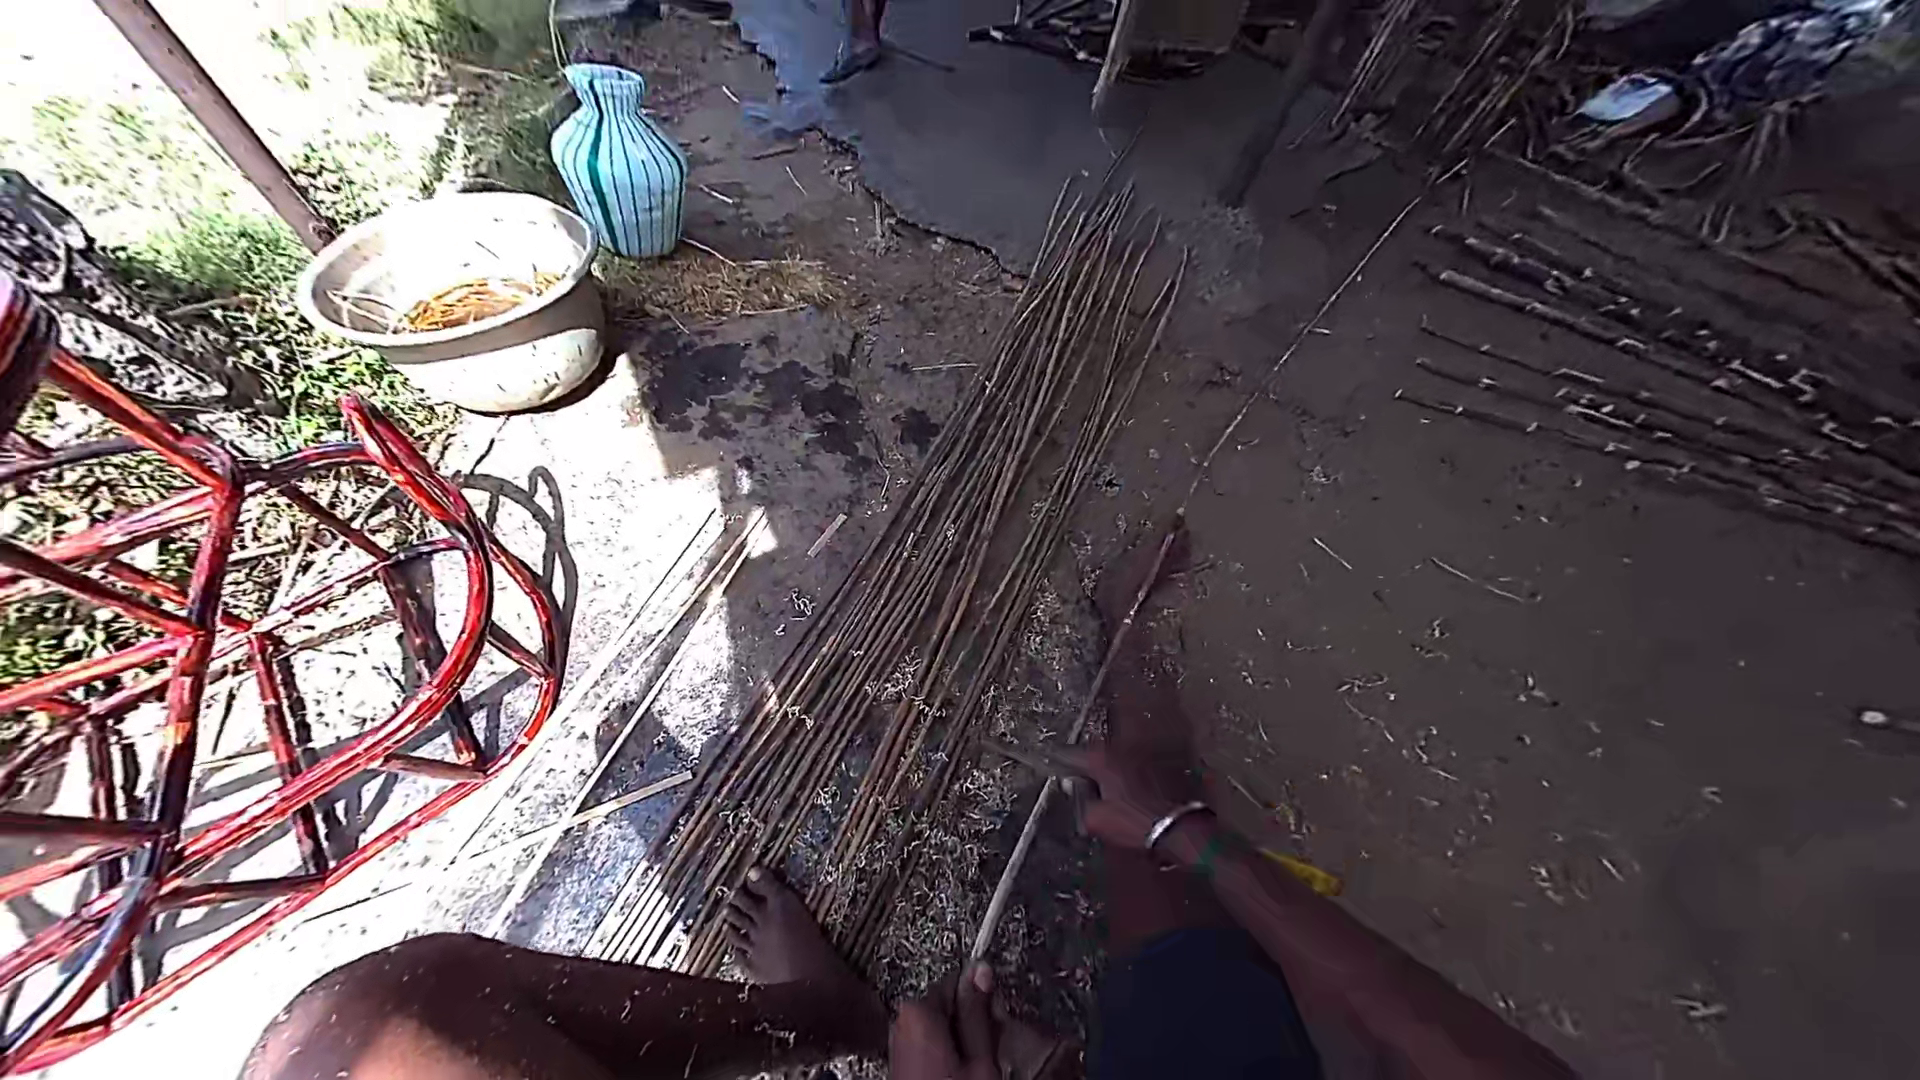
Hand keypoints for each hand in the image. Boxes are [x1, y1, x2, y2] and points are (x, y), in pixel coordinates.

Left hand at [889, 963, 998, 1079]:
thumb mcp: (979, 1061)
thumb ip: (980, 1012)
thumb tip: (982, 971)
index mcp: (916, 1011)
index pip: (958, 980)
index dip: (982, 999)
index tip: (995, 1018)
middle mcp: (901, 1022)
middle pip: (949, 1003)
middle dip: (971, 1020)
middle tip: (988, 1048)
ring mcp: (898, 1044)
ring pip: (941, 1026)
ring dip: (961, 1040)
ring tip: (974, 1068)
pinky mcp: (899, 1064)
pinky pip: (929, 1045)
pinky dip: (947, 1055)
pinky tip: (960, 1074)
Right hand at [1055, 741, 1206, 852]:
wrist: (1176, 828)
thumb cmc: (1132, 821)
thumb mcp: (1096, 819)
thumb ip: (1080, 802)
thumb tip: (1073, 791)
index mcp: (1101, 758)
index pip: (1071, 754)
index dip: (1059, 760)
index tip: (1050, 762)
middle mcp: (1119, 750)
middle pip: (1093, 752)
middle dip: (1083, 763)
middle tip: (1074, 776)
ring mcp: (1140, 756)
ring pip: (1113, 758)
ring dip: (1104, 768)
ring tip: (1097, 784)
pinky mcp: (1156, 767)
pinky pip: (1129, 766)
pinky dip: (1122, 774)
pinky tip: (1120, 789)